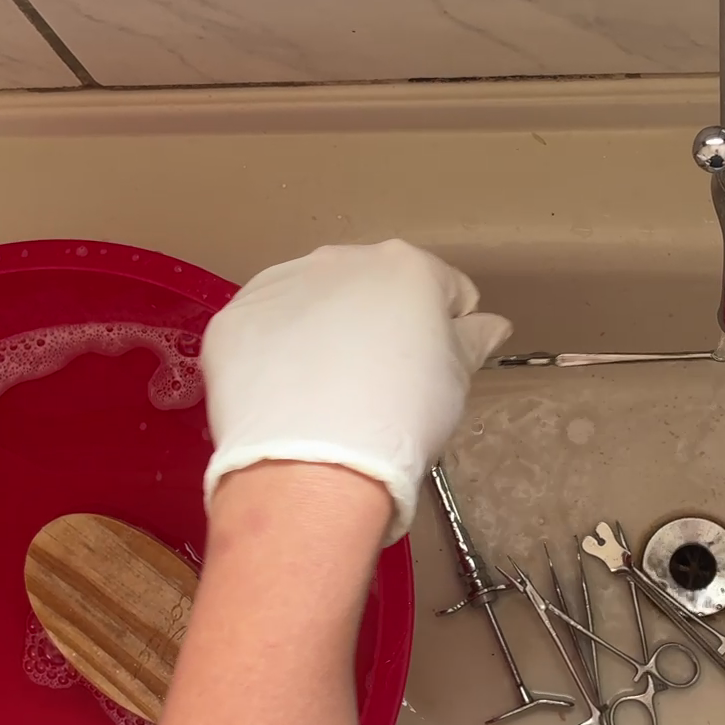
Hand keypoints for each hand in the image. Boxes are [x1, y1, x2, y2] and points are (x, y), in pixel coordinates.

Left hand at [200, 240, 511, 542]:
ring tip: (329, 394)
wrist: (316, 464)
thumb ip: (473, 340)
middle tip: (379, 384)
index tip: (434, 369)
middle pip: (373, 288)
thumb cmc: (403, 417)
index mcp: (407, 268)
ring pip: (315, 304)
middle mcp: (341, 259)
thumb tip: (490, 324)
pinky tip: (288, 398)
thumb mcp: (456, 380)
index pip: (444, 289)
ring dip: (327, 334)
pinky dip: (278, 356)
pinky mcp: (234, 320)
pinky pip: (267, 331)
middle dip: (381, 325)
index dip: (447, 330)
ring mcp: (281, 285)